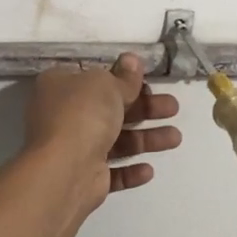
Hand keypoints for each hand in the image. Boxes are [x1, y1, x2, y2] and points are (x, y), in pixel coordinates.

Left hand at [23, 53, 180, 211]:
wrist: (65, 170)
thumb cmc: (82, 114)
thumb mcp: (106, 85)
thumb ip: (123, 77)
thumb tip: (132, 59)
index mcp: (61, 87)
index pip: (94, 80)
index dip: (122, 80)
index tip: (148, 82)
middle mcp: (63, 116)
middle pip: (111, 110)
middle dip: (145, 109)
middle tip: (173, 108)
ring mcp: (73, 148)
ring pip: (116, 141)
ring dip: (146, 139)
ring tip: (176, 138)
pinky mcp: (84, 177)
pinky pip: (111, 171)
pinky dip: (130, 170)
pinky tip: (148, 170)